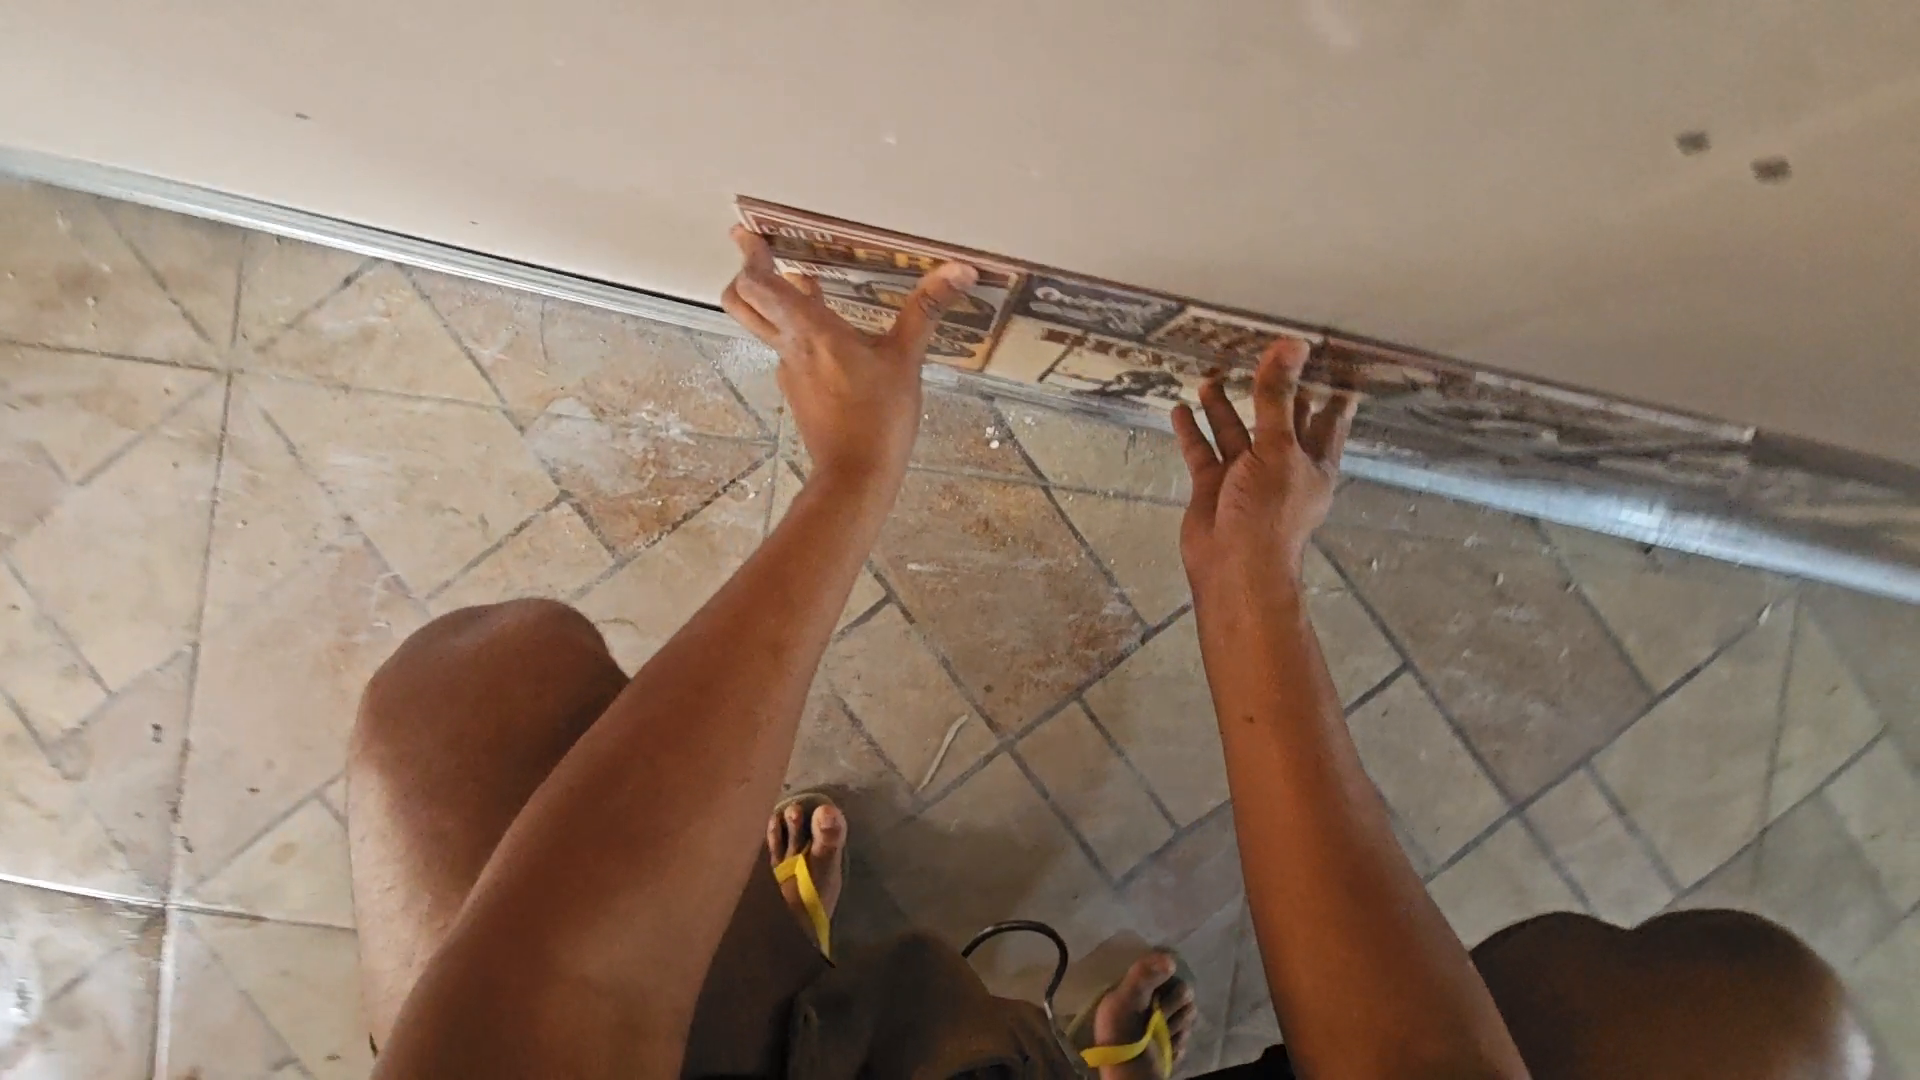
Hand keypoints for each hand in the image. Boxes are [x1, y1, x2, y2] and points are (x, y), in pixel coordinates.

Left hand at [721, 227, 977, 487]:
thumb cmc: (879, 418)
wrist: (856, 477)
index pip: (759, 284)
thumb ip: (926, 309)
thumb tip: (960, 270)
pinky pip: (792, 351)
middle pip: (741, 303)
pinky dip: (800, 333)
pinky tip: (832, 338)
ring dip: (777, 302)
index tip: (747, 232)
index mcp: (810, 331)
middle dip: (745, 275)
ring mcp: (791, 372)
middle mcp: (790, 347)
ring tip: (804, 284)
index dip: (749, 254)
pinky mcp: (801, 392)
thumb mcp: (906, 360)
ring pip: (768, 327)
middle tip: (761, 254)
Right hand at [1173, 339, 1354, 600]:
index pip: (1328, 417)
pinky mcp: (1213, 487)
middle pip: (1277, 420)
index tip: (1329, 359)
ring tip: (1210, 376)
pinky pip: (1203, 453)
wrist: (1233, 564)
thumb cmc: (1269, 509)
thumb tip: (1291, 345)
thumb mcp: (1277, 448)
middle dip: (1269, 393)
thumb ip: (1277, 398)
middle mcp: (1281, 465)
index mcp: (1312, 460)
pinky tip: (1181, 409)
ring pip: (1235, 434)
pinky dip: (1192, 432)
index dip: (1328, 389)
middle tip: (1259, 355)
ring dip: (1223, 408)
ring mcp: (1245, 476)